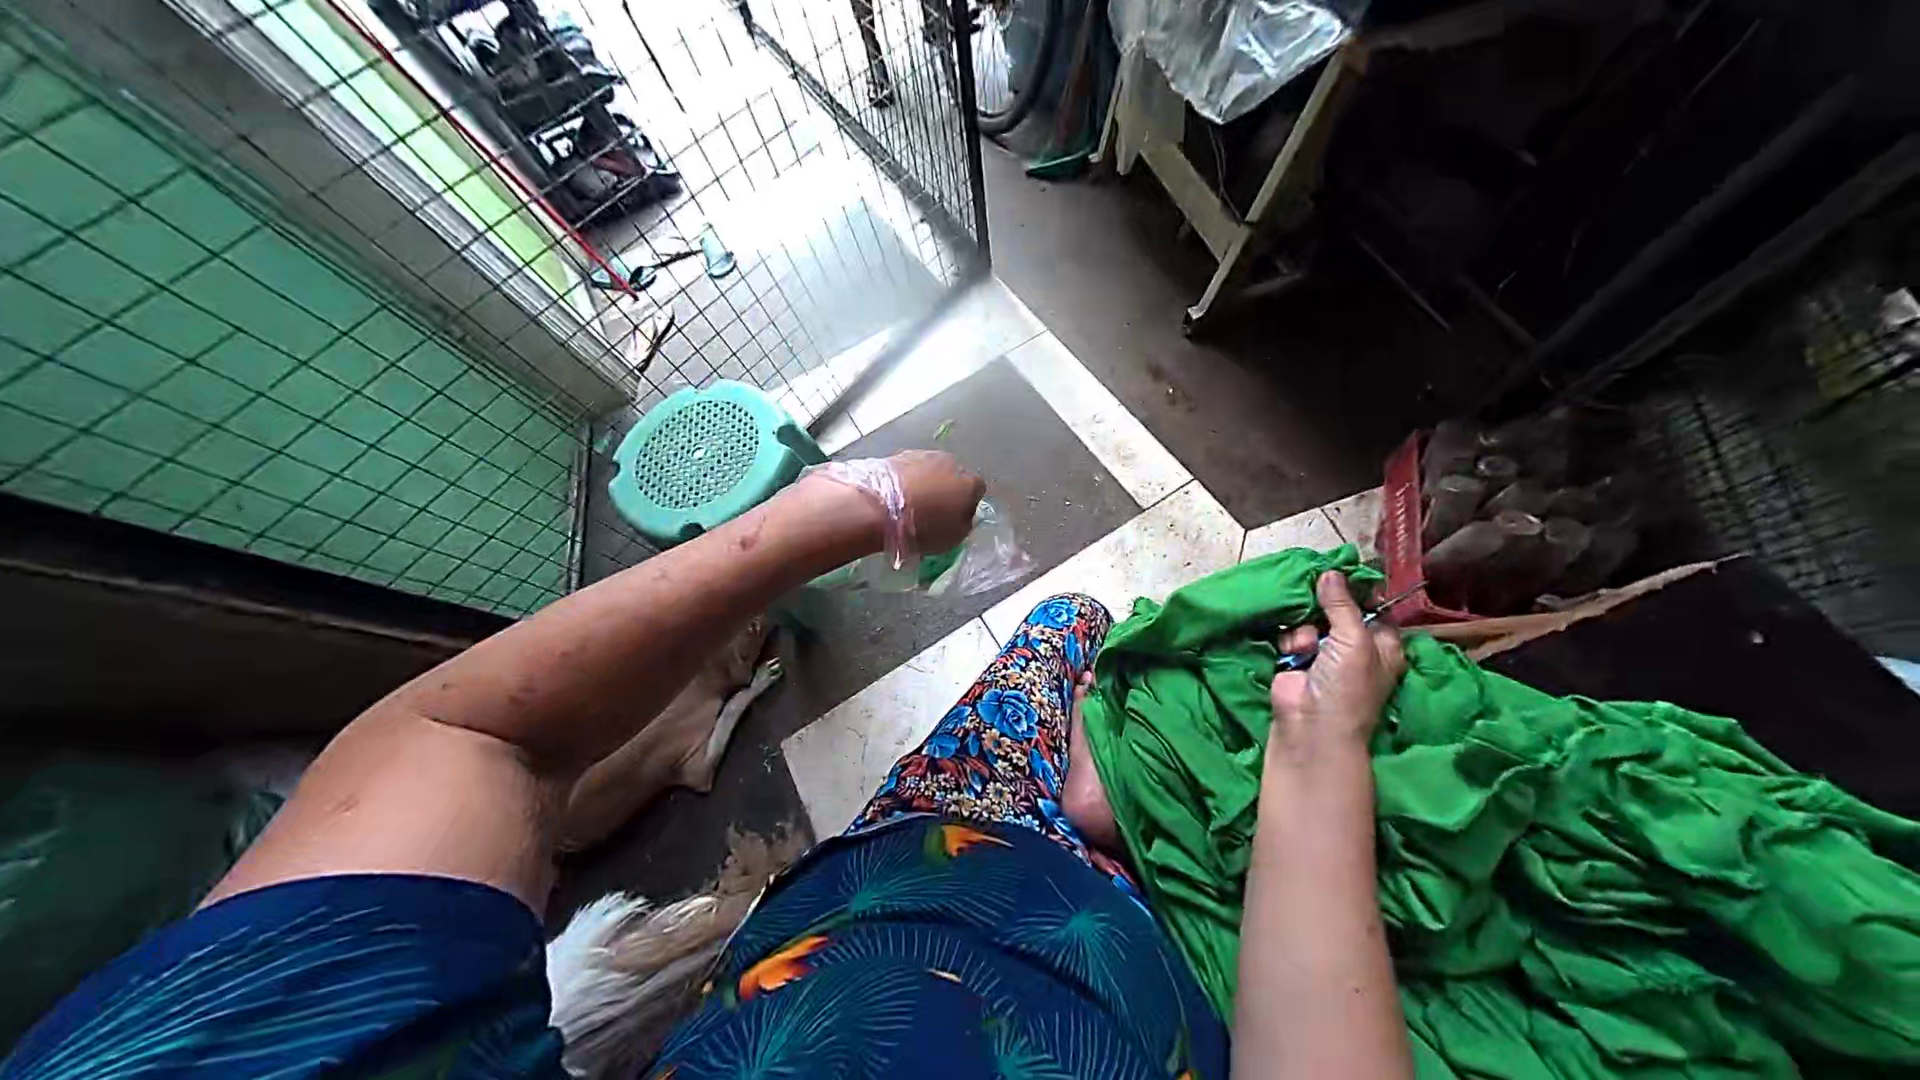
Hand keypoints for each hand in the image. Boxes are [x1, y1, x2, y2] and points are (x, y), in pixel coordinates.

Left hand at [890, 449, 983, 553]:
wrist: (879, 509)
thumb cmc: (923, 528)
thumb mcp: (953, 538)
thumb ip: (964, 523)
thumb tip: (962, 516)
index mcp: (970, 483)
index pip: (977, 490)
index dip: (967, 504)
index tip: (954, 518)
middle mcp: (951, 462)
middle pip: (953, 476)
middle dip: (945, 490)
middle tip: (931, 510)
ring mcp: (924, 455)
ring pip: (930, 470)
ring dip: (925, 482)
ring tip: (910, 502)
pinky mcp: (899, 454)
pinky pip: (909, 469)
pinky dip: (906, 478)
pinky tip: (896, 494)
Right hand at [1269, 572, 1405, 764]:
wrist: (1310, 725)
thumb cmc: (1346, 686)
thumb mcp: (1355, 640)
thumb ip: (1342, 605)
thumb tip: (1331, 572)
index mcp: (1381, 644)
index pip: (1373, 608)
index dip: (1358, 592)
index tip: (1340, 574)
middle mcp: (1354, 646)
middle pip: (1337, 609)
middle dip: (1325, 606)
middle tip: (1317, 600)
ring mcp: (1323, 653)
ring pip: (1310, 620)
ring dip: (1305, 628)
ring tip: (1305, 645)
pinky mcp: (1295, 658)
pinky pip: (1291, 634)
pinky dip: (1290, 640)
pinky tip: (1292, 652)